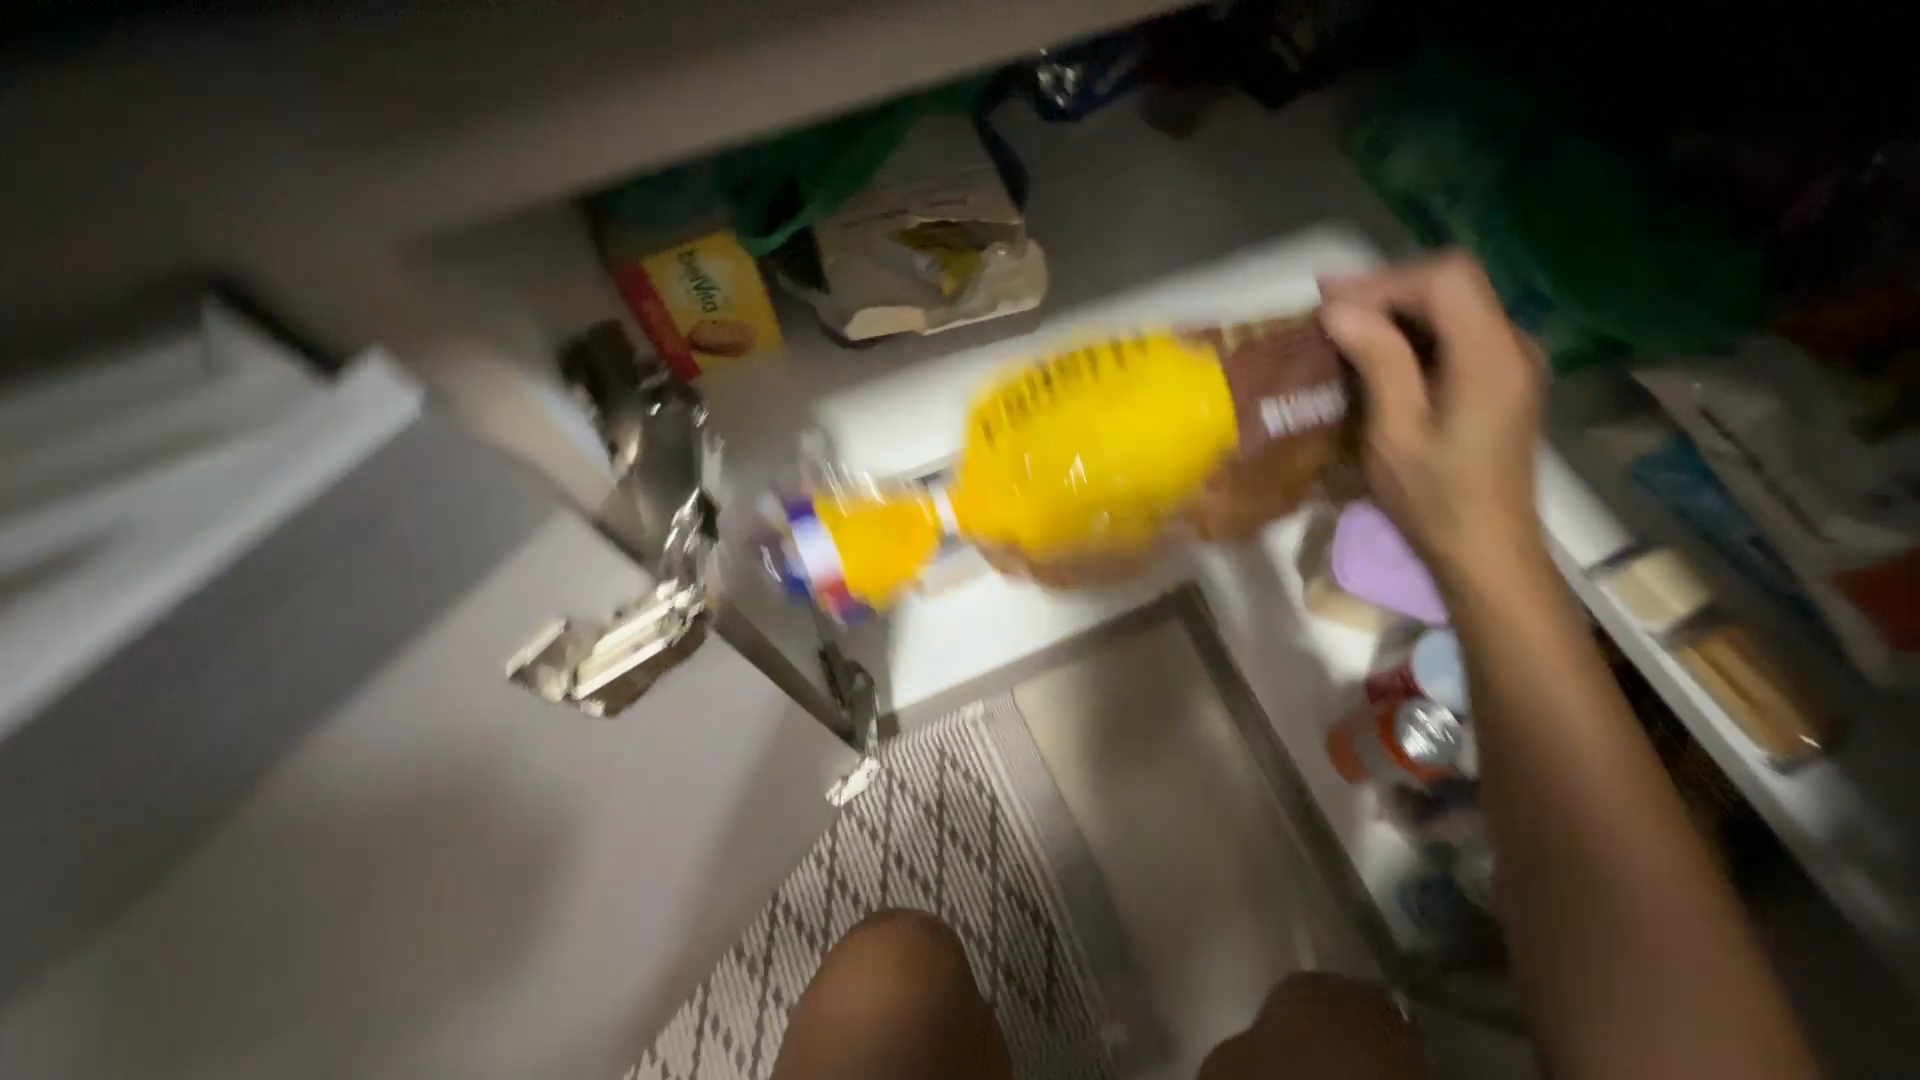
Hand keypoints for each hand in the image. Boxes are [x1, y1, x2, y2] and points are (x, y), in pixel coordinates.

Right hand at [1318, 253, 1545, 587]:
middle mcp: (1514, 346)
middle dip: (1387, 290)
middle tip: (1327, 310)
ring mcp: (1514, 362)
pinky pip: (1459, 333)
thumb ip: (1377, 362)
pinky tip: (1379, 352)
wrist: (1487, 550)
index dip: (1385, 282)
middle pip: (1453, 285)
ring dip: (1398, 310)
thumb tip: (1338, 309)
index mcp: (1491, 357)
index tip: (1331, 305)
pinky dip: (1416, 332)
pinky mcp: (1504, 379)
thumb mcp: (1395, 433)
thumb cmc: (1434, 499)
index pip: (1446, 280)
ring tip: (1342, 327)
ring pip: (1456, 305)